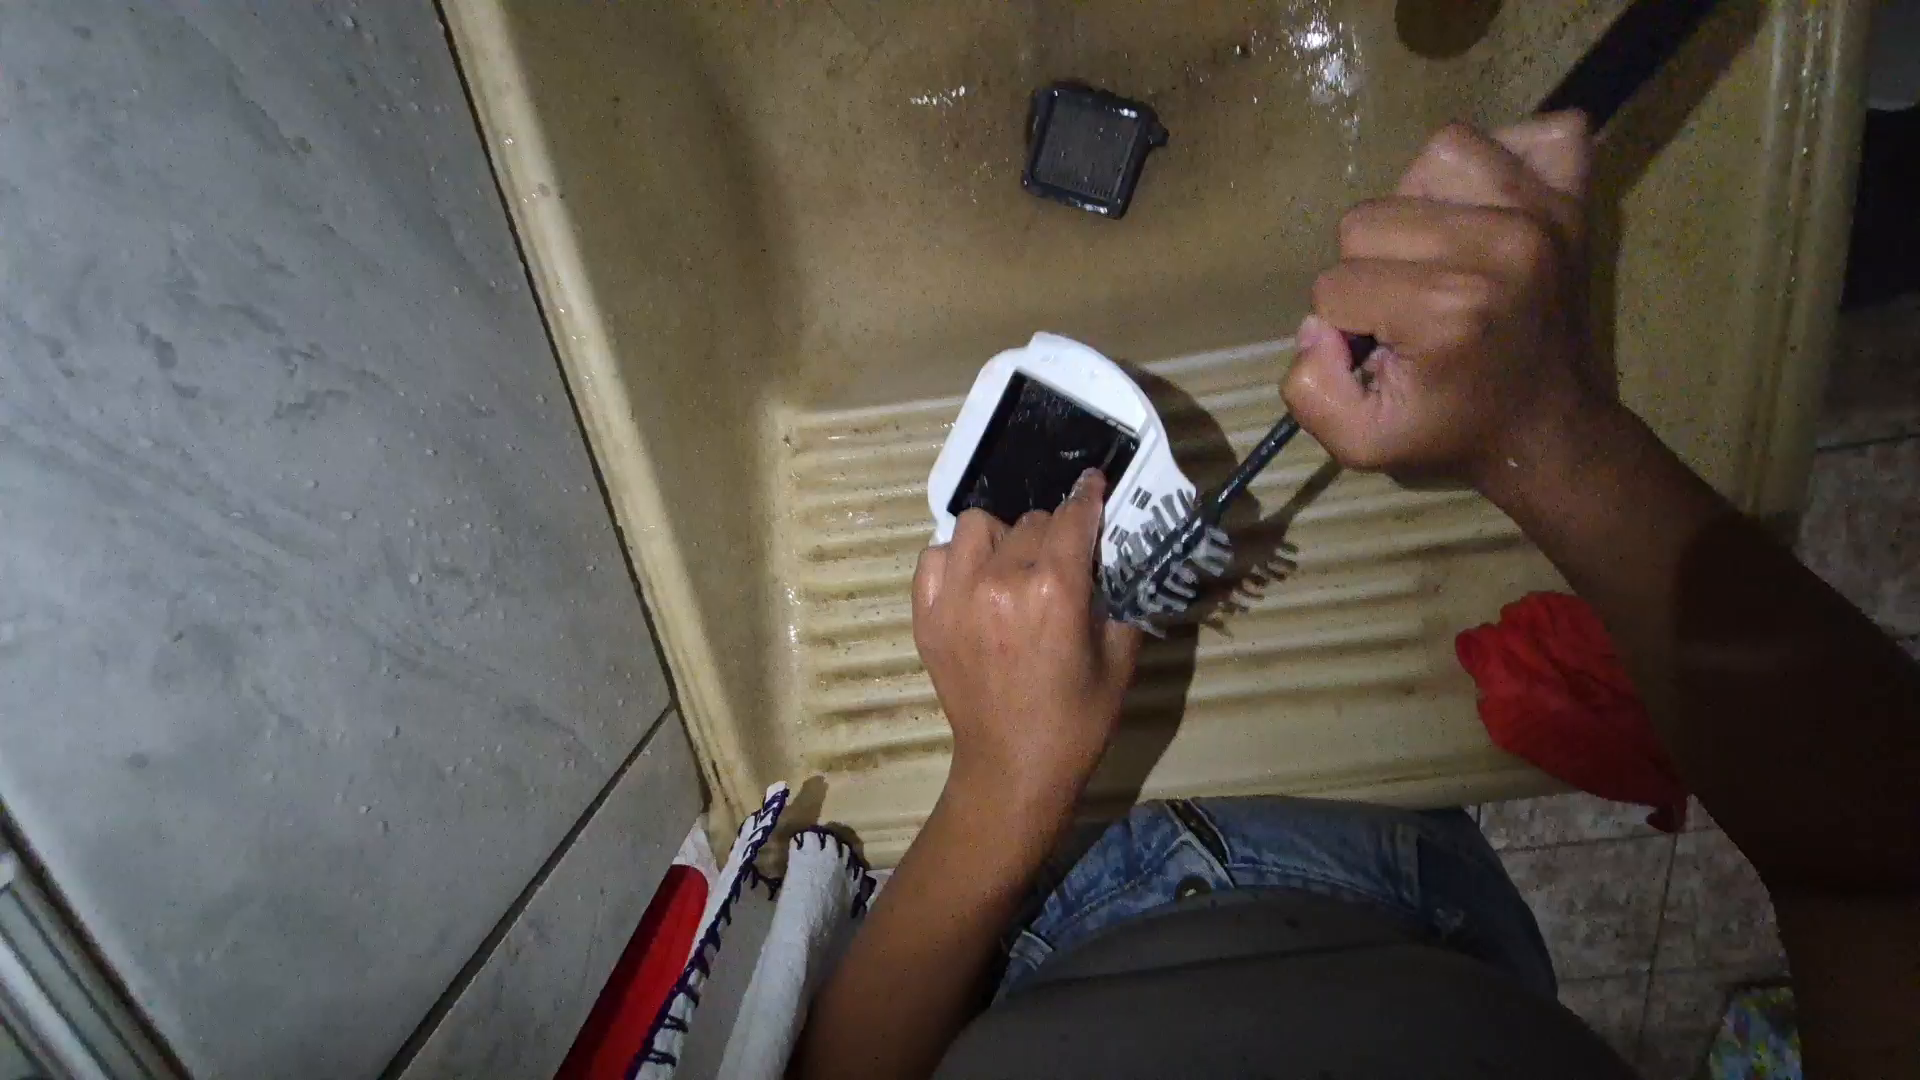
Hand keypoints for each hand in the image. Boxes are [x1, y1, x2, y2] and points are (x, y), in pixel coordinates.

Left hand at [913, 470, 1142, 813]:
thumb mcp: (1119, 657)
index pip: (1072, 518)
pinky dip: (956, 559)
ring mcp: (954, 596)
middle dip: (1053, 533)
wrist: (1013, 766)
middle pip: (1030, 521)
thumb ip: (1116, 596)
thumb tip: (1107, 555)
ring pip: (977, 526)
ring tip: (1011, 566)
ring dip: (1002, 538)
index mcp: (1053, 590)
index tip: (1093, 483)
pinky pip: (935, 556)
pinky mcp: (925, 615)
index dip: (1088, 496)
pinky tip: (974, 582)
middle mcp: (999, 581)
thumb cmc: (1076, 719)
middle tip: (1059, 561)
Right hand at [1283, 112, 1613, 495]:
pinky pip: (1531, 132)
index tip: (1375, 352)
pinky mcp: (1573, 193)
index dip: (1338, 325)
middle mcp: (1498, 244)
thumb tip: (1316, 326)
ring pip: (1432, 160)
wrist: (1545, 430)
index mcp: (1445, 310)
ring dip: (1414, 209)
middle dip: (1365, 270)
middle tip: (1400, 311)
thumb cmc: (1448, 435)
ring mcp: (1543, 209)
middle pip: (1367, 220)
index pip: (1333, 286)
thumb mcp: (1356, 443)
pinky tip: (1481, 215)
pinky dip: (1498, 165)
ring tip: (1430, 257)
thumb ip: (1309, 389)